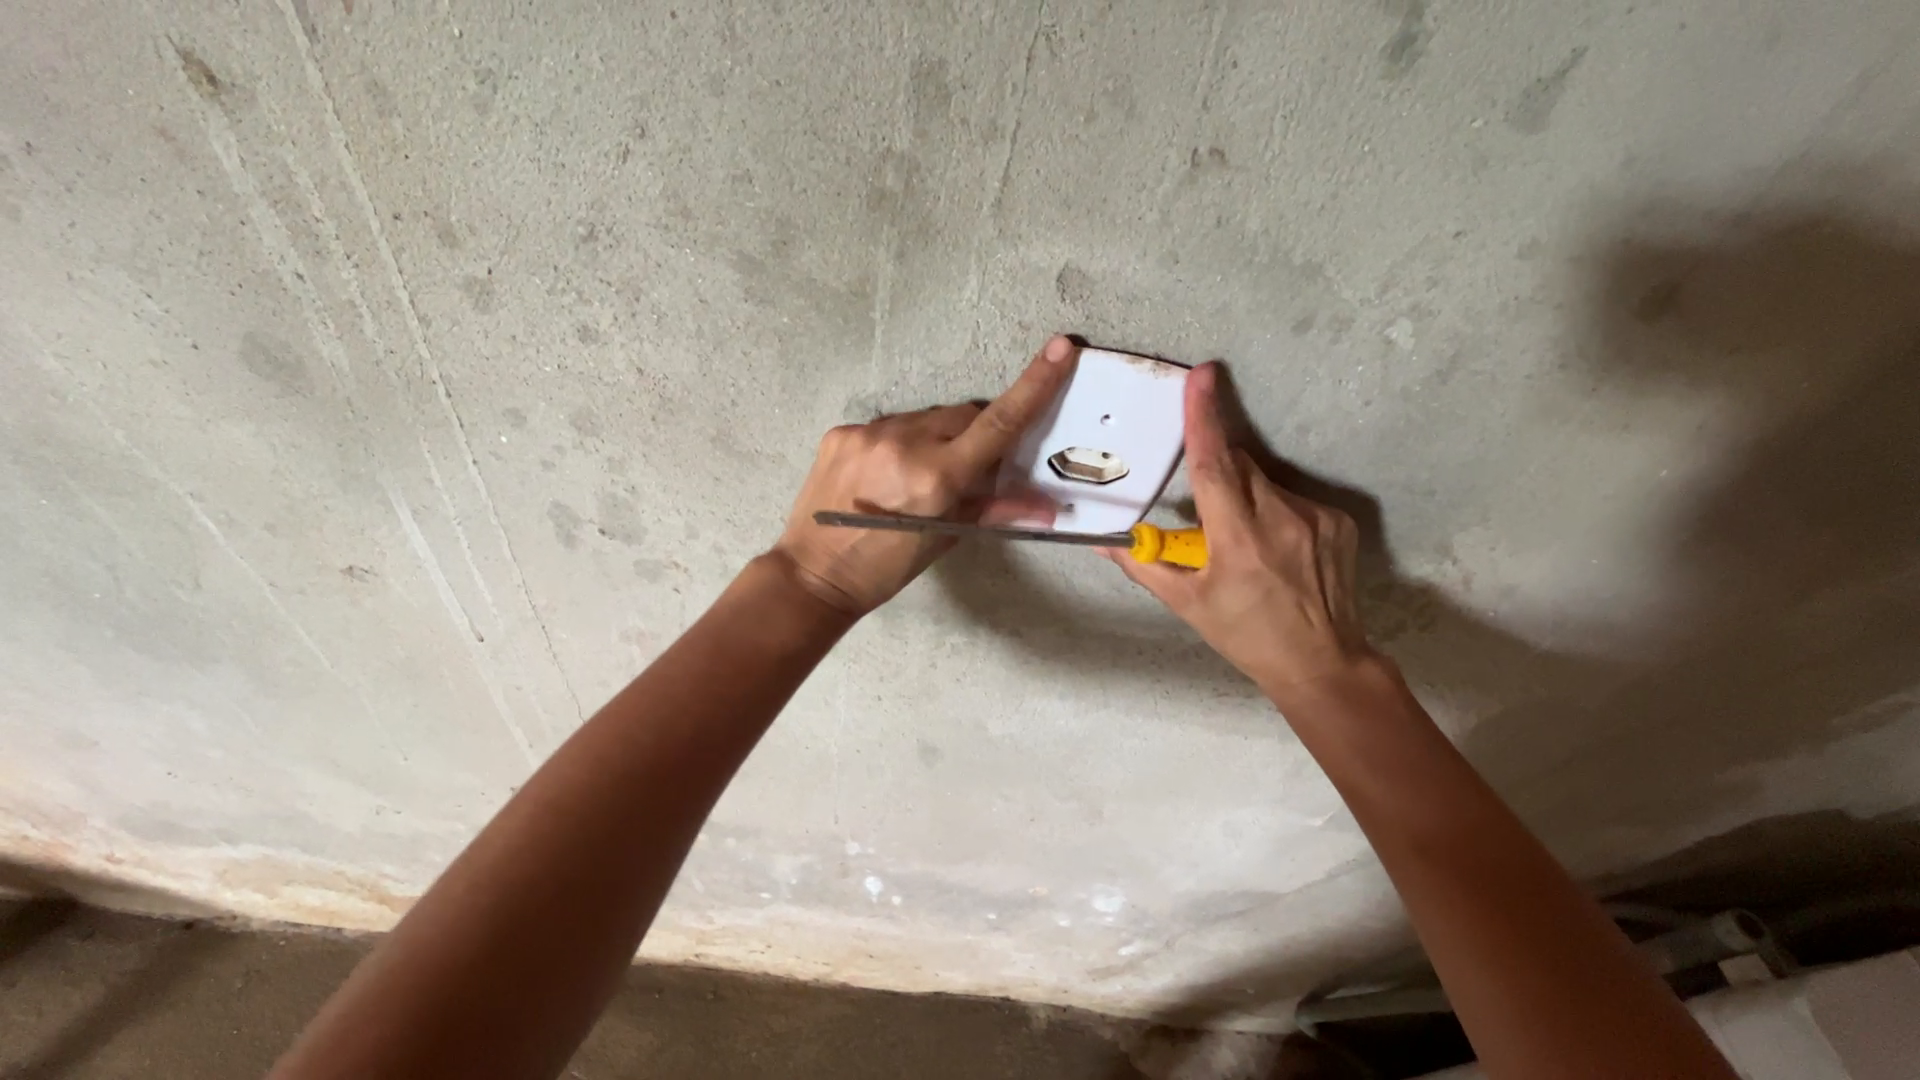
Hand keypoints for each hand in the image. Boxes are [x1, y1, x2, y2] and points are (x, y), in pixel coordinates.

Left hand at [771, 336, 1077, 616]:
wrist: (813, 574)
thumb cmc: (887, 567)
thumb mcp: (945, 538)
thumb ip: (995, 510)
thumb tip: (1048, 505)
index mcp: (937, 476)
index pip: (997, 423)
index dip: (1034, 384)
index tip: (1060, 348)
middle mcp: (904, 443)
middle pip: (962, 415)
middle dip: (974, 433)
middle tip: (966, 467)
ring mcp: (868, 433)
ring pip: (924, 419)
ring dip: (933, 438)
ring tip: (915, 476)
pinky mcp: (841, 432)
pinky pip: (888, 426)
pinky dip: (898, 443)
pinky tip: (883, 473)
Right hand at [1104, 363, 1377, 698]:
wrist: (1322, 661)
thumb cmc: (1245, 635)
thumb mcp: (1188, 605)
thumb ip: (1145, 565)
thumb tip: (1104, 540)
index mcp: (1238, 539)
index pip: (1214, 467)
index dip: (1202, 419)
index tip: (1200, 378)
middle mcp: (1281, 519)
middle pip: (1239, 465)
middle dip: (1216, 468)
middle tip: (1207, 506)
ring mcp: (1316, 517)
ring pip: (1265, 480)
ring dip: (1244, 494)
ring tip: (1244, 540)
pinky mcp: (1338, 520)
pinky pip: (1291, 496)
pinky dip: (1272, 508)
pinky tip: (1274, 545)